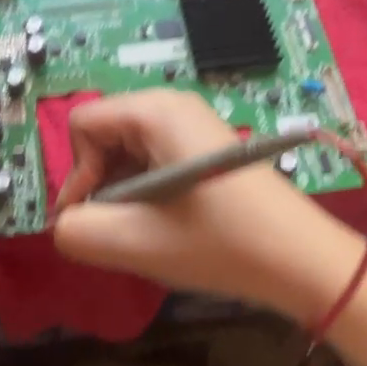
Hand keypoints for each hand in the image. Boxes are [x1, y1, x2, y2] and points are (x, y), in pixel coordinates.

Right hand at [51, 90, 357, 319]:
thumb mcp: (138, 242)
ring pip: (128, 149)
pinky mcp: (207, 147)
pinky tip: (169, 225)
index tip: (95, 216)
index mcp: (156, 111)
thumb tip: (62, 225)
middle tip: (119, 228)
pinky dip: (148, 190)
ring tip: (146, 231)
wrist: (304, 260)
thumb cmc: (221, 243)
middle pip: (105, 133)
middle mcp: (173, 105)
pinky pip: (154, 158)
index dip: (77, 173)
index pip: (83, 123)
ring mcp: (194, 124)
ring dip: (124, 191)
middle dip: (100, 182)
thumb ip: (79, 231)